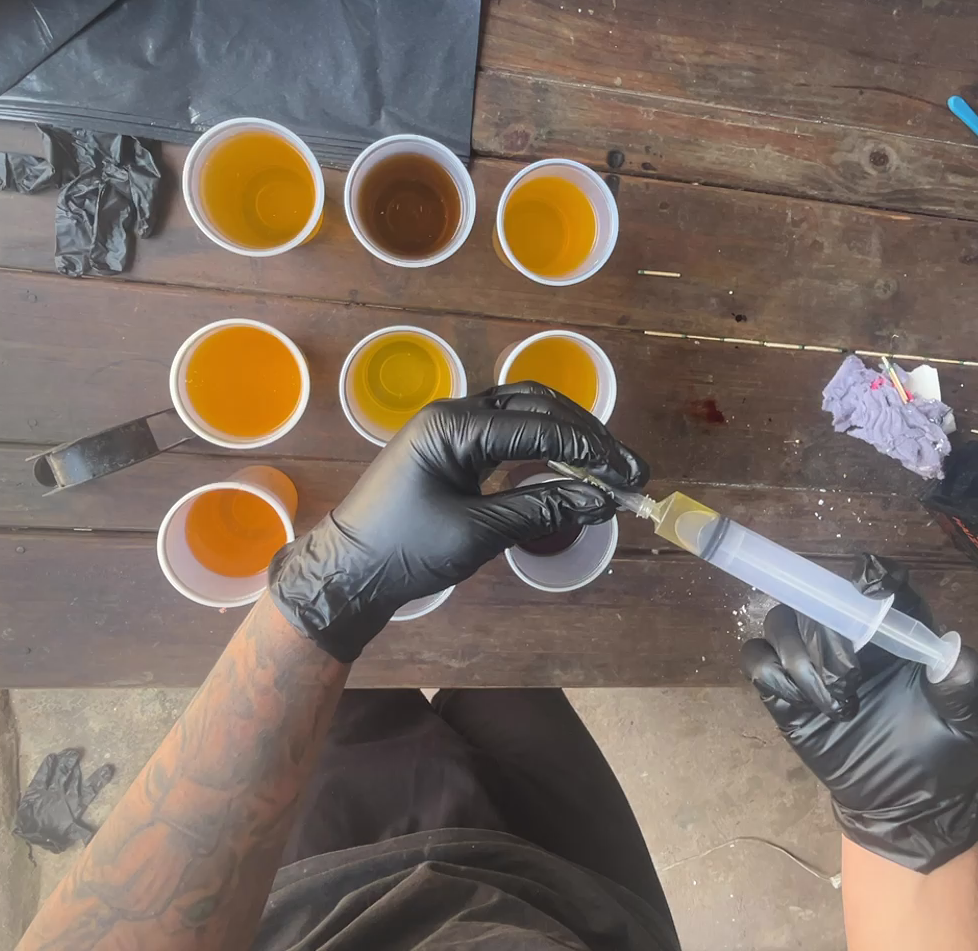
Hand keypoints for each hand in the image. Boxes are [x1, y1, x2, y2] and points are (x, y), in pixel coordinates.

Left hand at [270, 382, 648, 661]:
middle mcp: (455, 414)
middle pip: (536, 407)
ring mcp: (454, 427)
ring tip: (608, 465)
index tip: (627, 473)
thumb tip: (602, 499)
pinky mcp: (456, 447)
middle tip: (628, 468)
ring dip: (569, 436)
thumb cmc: (404, 551)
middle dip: (586, 436)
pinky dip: (545, 447)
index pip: (536, 426)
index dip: (588, 449)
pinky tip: (570, 467)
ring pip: (526, 414)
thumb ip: (541, 508)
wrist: (349, 571)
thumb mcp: (477, 533)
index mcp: (453, 426)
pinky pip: (510, 434)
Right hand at [741, 556, 977, 872]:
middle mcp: (847, 633)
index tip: (868, 592)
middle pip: (815, 595)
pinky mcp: (783, 689)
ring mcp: (810, 659)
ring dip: (799, 656)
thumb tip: (950, 649)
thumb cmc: (946, 753)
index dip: (867, 576)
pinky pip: (757, 658)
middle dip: (826, 630)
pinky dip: (771, 673)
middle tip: (849, 676)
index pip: (874, 577)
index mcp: (893, 628)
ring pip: (779, 621)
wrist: (909, 805)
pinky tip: (801, 705)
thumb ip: (967, 685)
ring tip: (833, 702)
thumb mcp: (975, 722)